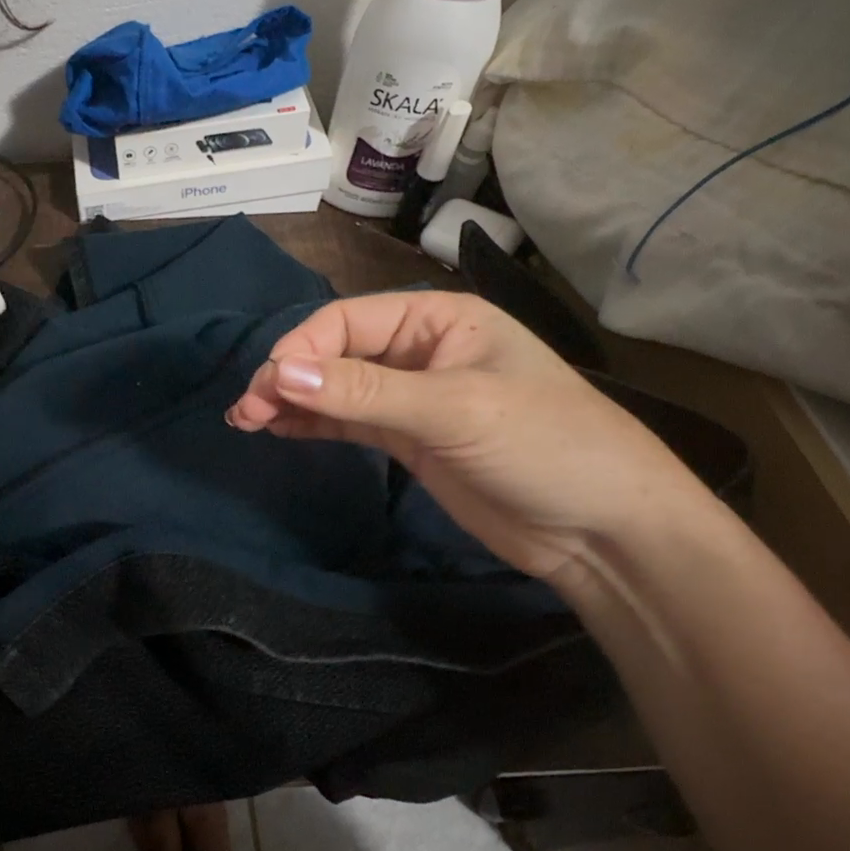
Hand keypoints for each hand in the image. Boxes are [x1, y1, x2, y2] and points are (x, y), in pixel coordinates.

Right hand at [226, 291, 711, 580]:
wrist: (604, 531)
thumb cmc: (545, 447)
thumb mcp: (454, 410)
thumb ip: (365, 393)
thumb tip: (280, 375)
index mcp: (441, 319)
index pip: (349, 321)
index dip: (302, 350)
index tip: (267, 389)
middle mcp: (423, 350)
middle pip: (337, 353)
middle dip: (290, 377)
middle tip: (245, 412)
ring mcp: (415, 398)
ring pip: (337, 389)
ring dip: (294, 401)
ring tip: (247, 422)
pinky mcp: (411, 442)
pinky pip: (350, 422)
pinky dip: (314, 425)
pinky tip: (280, 430)